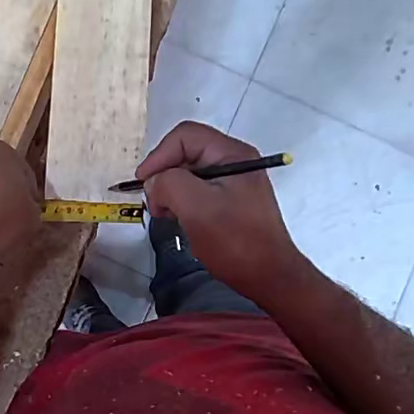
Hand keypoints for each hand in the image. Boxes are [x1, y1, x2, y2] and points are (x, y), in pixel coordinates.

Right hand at [136, 122, 310, 302]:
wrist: (269, 277)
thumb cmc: (235, 240)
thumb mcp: (196, 207)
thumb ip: (169, 183)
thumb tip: (155, 182)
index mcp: (232, 153)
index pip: (185, 136)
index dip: (159, 155)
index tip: (144, 183)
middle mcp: (234, 161)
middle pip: (185, 152)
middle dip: (164, 175)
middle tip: (155, 204)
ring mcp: (234, 181)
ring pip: (189, 173)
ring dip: (171, 190)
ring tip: (165, 215)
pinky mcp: (230, 201)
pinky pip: (198, 190)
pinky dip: (182, 202)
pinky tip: (179, 220)